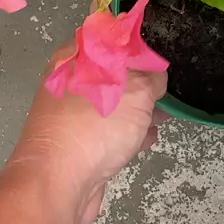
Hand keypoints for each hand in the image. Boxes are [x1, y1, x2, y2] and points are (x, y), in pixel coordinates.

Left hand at [3, 49, 167, 223]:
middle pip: (110, 73)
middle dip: (139, 79)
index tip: (159, 51)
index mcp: (74, 59)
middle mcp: (69, 85)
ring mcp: (71, 117)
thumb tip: (155, 78)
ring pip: (111, 104)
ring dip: (137, 108)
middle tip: (164, 84)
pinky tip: (149, 137)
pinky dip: (128, 132)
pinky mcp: (78, 146)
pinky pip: (108, 131)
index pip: (106, 38)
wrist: (59, 185)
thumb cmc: (95, 125)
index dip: (134, 42)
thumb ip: (151, 77)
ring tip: (164, 113)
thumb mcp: (136, 90)